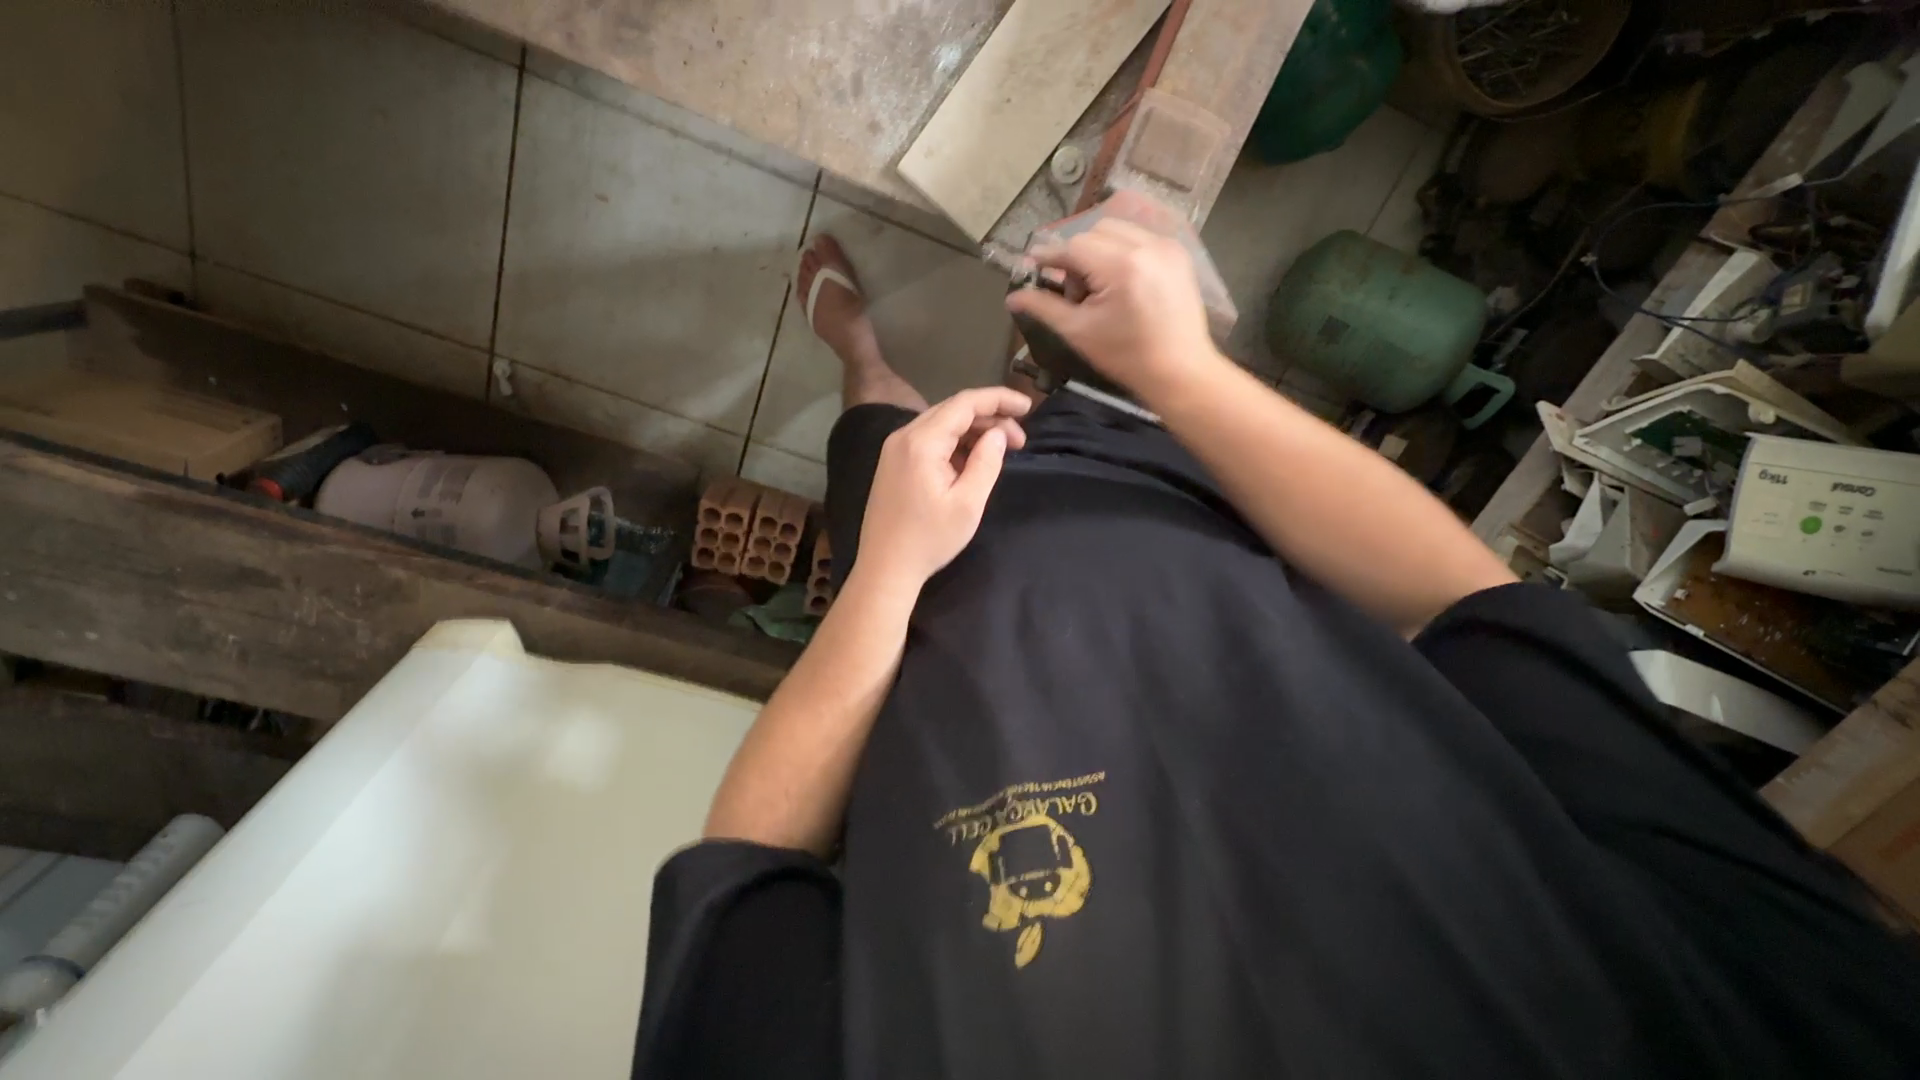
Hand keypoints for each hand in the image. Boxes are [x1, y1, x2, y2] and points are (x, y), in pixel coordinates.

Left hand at [856, 387, 1031, 589]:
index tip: (1028, 407)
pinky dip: (955, 444)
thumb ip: (986, 462)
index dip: (999, 399)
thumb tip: (999, 434)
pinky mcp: (893, 463)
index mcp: (922, 442)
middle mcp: (904, 436)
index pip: (965, 404)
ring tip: (1002, 450)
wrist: (885, 568)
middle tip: (1020, 440)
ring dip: (973, 431)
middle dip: (990, 418)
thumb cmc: (929, 539)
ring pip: (941, 425)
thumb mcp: (968, 503)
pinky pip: (929, 440)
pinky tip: (973, 461)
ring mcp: (895, 449)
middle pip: (952, 410)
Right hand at [1005, 209, 1225, 400]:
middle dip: (1078, 256)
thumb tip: (1012, 297)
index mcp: (1121, 266)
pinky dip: (1122, 251)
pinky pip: (1140, 237)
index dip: (1050, 256)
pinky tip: (1120, 282)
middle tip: (1076, 293)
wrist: (1179, 371)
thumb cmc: (1126, 357)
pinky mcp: (1178, 253)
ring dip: (1099, 250)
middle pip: (1094, 232)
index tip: (1032, 266)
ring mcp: (1167, 247)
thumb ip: (1044, 307)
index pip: (1074, 246)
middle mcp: (1147, 246)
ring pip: (1117, 230)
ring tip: (1100, 287)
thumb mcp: (1079, 332)